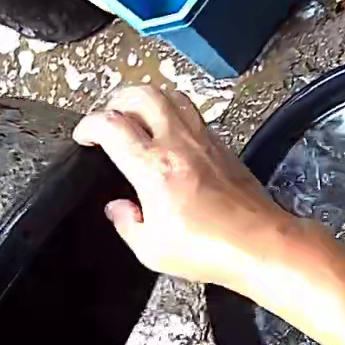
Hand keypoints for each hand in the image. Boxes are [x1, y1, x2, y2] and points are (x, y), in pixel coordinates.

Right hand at [74, 86, 300, 290]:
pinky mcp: (224, 148)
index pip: (111, 125)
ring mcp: (205, 142)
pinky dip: (176, 115)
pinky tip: (172, 136)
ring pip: (173, 97)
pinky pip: (195, 116)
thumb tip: (119, 209)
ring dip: (149, 101)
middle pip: (143, 94)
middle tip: (110, 119)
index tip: (85, 136)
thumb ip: (127, 224)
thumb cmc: (211, 249)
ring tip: (138, 119)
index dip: (89, 125)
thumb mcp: (152, 250)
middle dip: (117, 101)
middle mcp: (179, 145)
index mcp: (154, 168)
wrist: (259, 244)